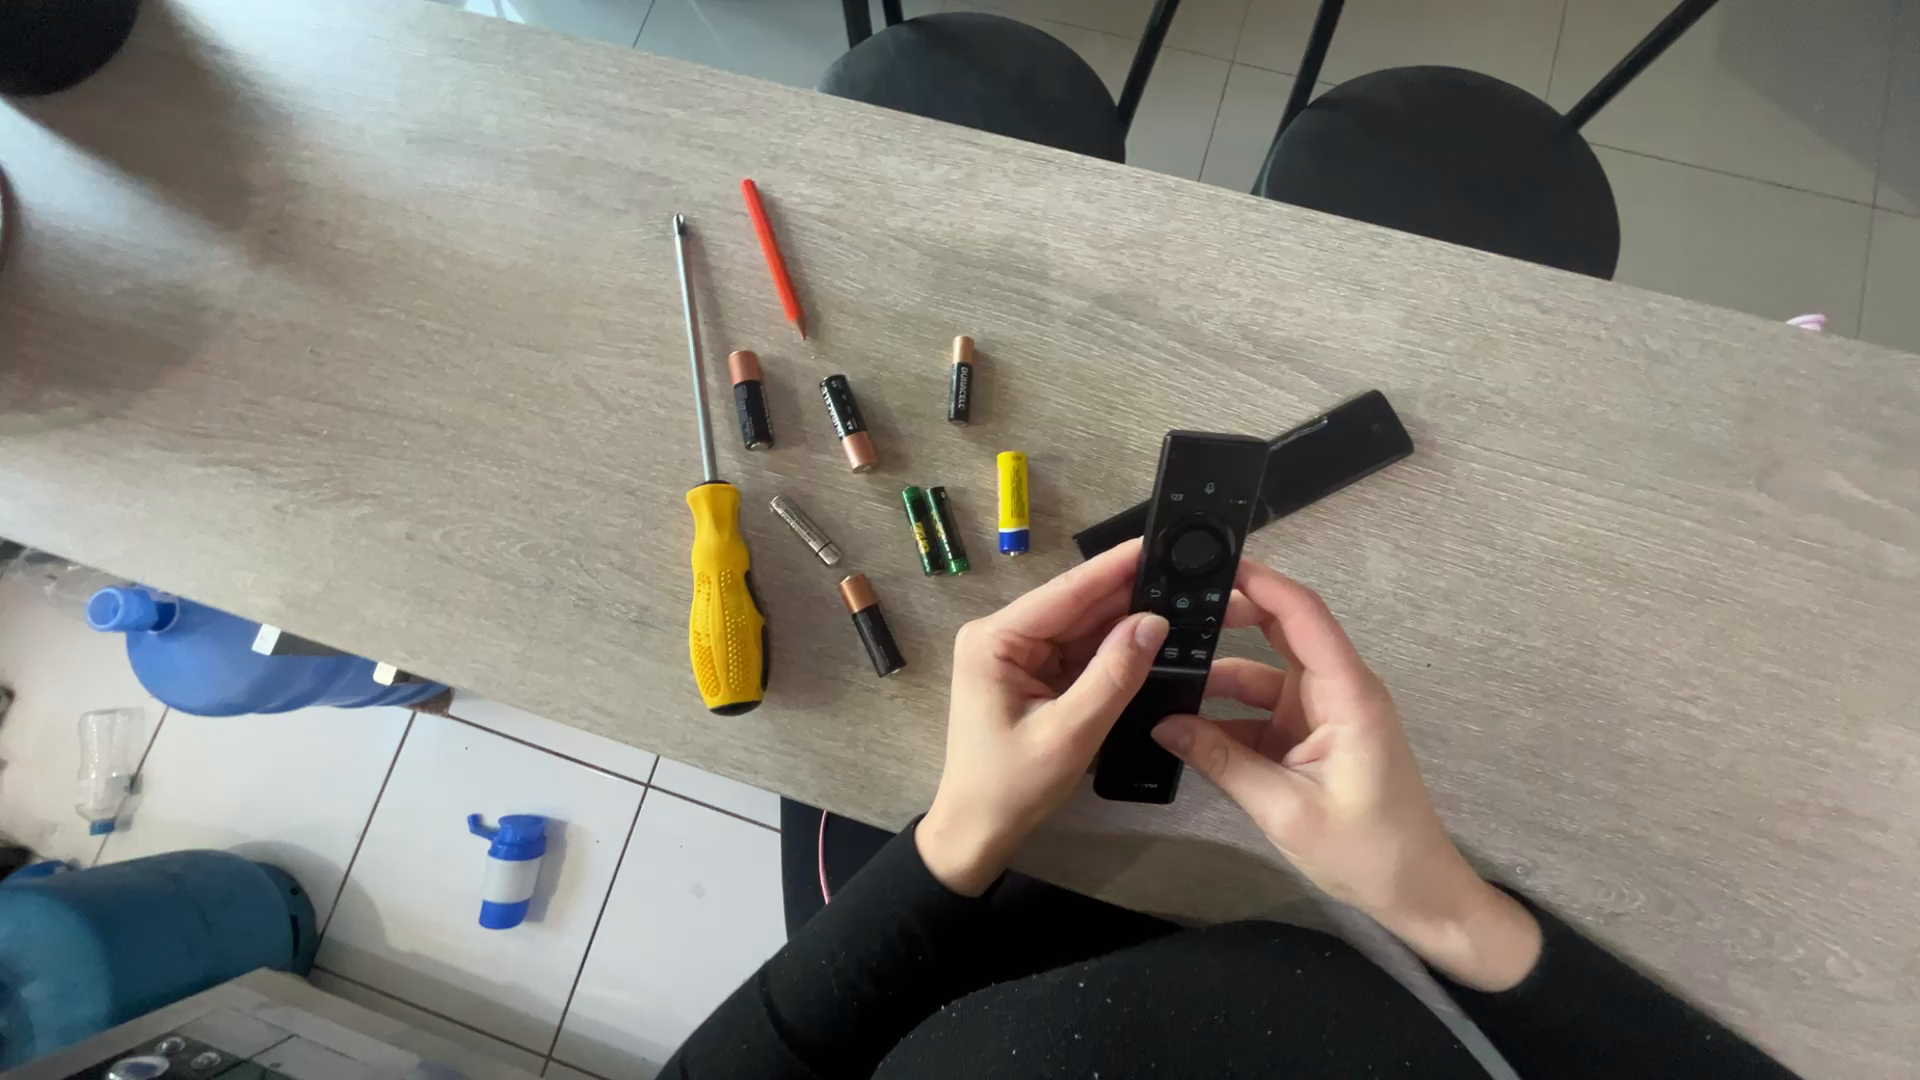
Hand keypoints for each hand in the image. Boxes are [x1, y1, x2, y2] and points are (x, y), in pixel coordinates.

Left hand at [918, 539, 1169, 896]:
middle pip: (1075, 606)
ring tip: (1177, 596)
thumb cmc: (1010, 787)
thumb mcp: (1068, 734)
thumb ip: (1113, 677)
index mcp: (994, 641)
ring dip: (1124, 618)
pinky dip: (1112, 648)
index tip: (1155, 542)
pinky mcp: (1033, 673)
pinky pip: (1079, 652)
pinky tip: (1148, 634)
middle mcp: (1002, 636)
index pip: (1064, 593)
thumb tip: (1153, 623)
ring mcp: (1017, 654)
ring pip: (1081, 627)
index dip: (1113, 567)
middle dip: (1126, 591)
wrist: (977, 831)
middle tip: (1181, 570)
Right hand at [1150, 561, 1540, 990]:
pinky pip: (1256, 707)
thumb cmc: (1368, 852)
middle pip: (1280, 630)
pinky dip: (1221, 711)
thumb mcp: (1284, 808)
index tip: (1215, 564)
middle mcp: (1334, 690)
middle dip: (1229, 615)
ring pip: (1258, 670)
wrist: (1416, 897)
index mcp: (1347, 695)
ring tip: (1161, 674)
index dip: (1262, 583)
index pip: (1304, 616)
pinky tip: (1182, 721)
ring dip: (1214, 674)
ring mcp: (1319, 711)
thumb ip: (1220, 760)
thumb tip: (1162, 725)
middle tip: (1172, 612)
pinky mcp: (1305, 732)